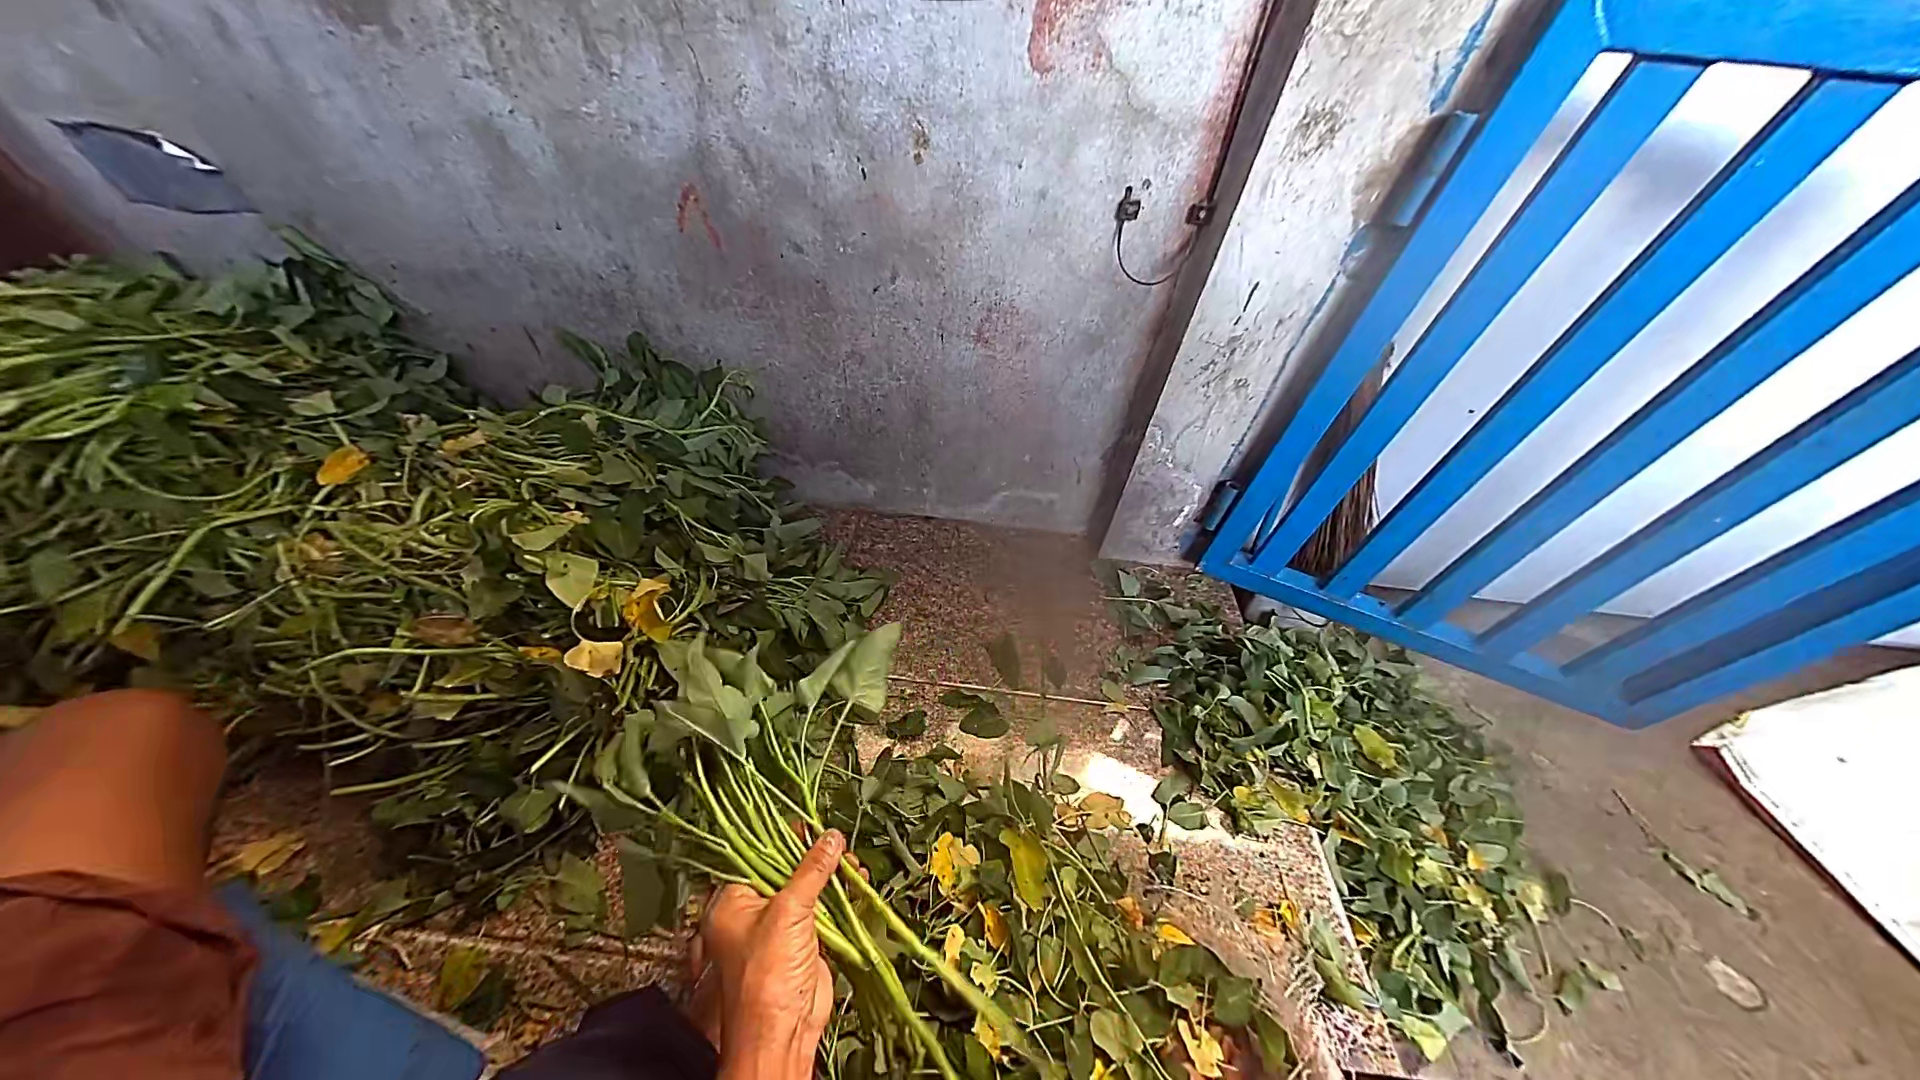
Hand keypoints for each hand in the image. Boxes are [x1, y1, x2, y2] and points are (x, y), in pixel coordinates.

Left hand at [700, 830, 843, 1079]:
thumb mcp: (788, 912)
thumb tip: (830, 838)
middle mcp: (754, 911)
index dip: (785, 838)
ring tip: (852, 862)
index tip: (811, 825)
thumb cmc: (767, 978)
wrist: (783, 1034)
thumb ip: (811, 870)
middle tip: (838, 843)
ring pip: (808, 887)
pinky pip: (823, 907)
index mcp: (733, 902)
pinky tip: (856, 881)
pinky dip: (840, 894)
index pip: (758, 855)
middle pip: (786, 869)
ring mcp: (780, 926)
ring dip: (832, 873)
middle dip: (815, 855)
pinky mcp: (804, 939)